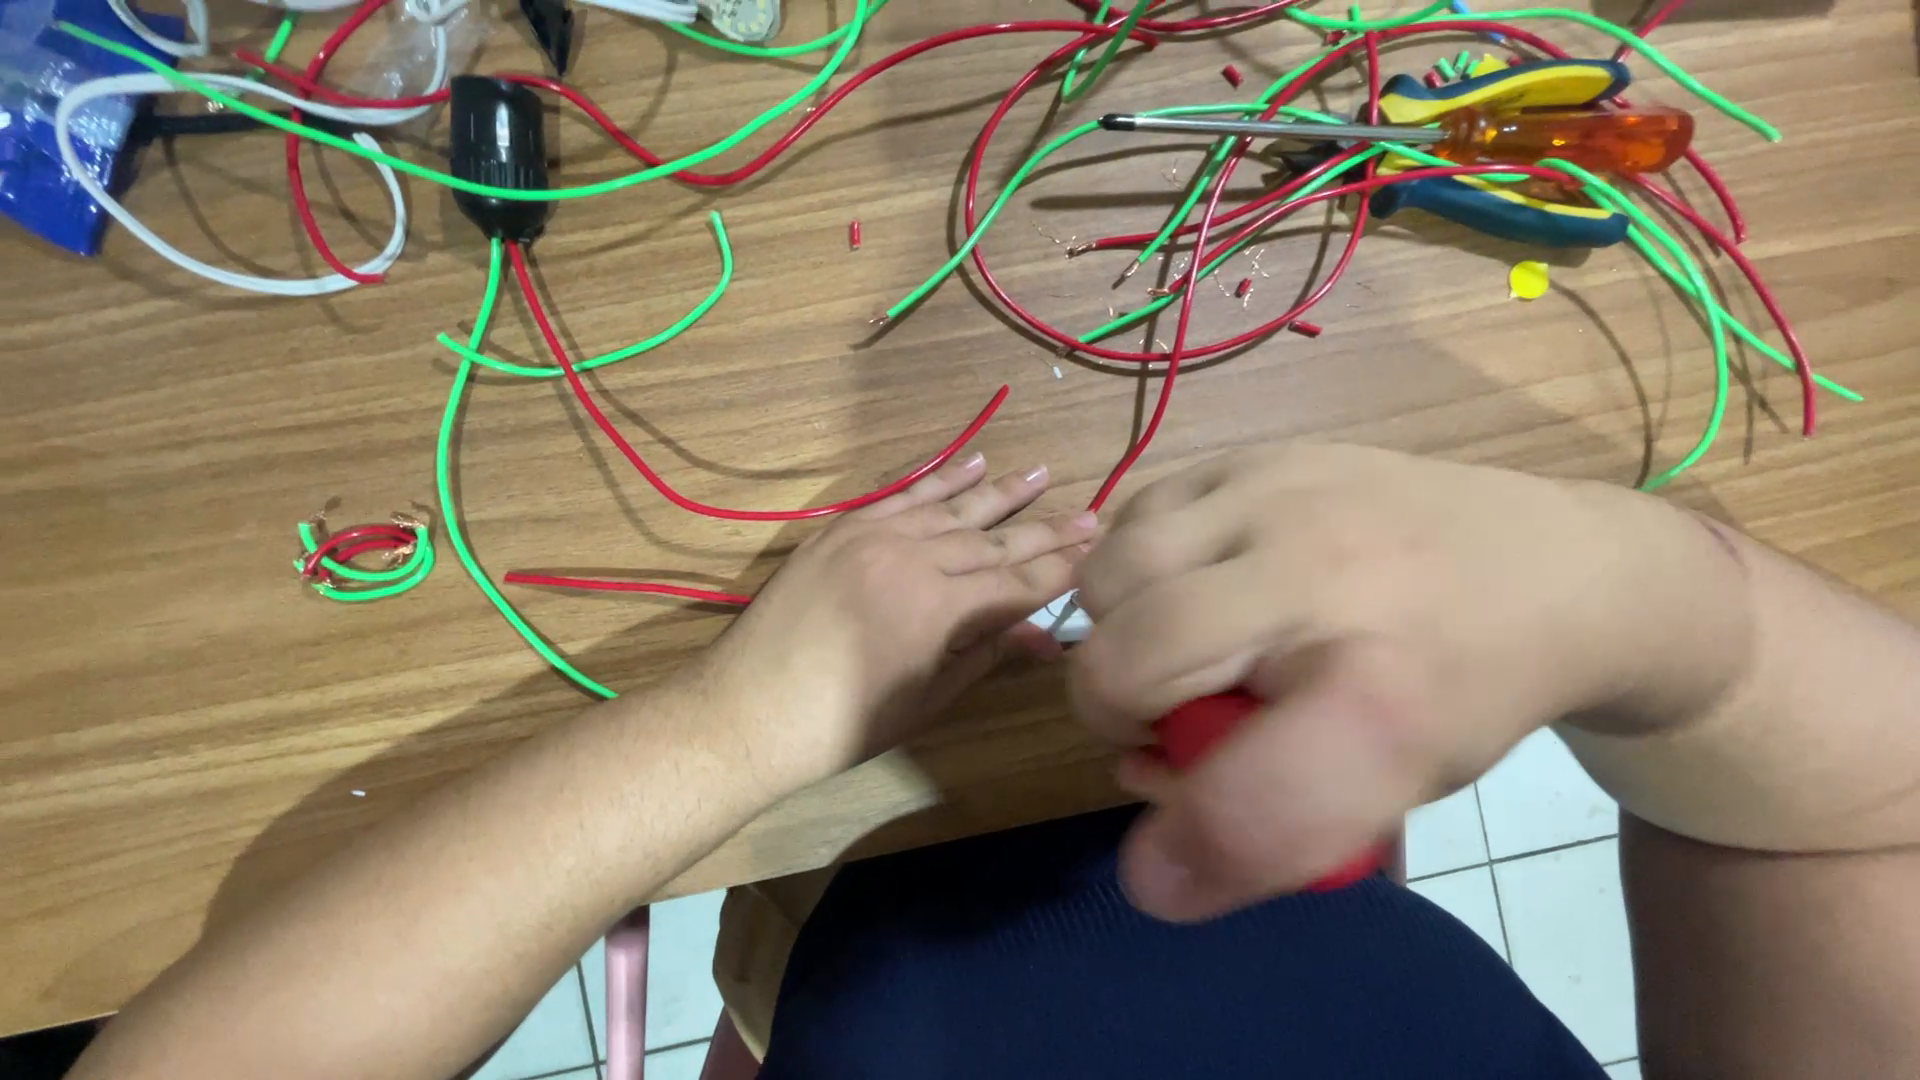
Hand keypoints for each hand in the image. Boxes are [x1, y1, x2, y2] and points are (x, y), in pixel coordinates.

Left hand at [696, 453, 1096, 795]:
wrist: (747, 709)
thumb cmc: (844, 724)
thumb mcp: (925, 698)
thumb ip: (986, 654)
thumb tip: (1046, 637)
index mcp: (939, 607)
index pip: (1017, 581)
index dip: (1061, 570)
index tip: (1097, 554)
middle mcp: (912, 557)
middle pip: (993, 539)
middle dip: (1045, 529)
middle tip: (1090, 513)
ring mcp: (873, 535)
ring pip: (952, 507)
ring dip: (1000, 491)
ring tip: (1040, 472)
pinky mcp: (842, 527)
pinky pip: (902, 494)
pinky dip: (939, 477)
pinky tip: (972, 460)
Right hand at [1068, 444, 1749, 920]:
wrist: (1548, 562)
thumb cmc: (1461, 690)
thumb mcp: (1393, 788)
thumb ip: (1263, 820)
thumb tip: (1141, 809)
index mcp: (1386, 699)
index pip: (1245, 804)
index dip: (1183, 851)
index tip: (1169, 860)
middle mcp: (1319, 578)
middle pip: (1124, 665)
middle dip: (1117, 711)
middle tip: (1166, 712)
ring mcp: (1275, 495)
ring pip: (1105, 578)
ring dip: (1117, 629)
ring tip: (1174, 638)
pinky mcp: (1250, 452)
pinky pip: (1127, 518)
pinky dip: (1134, 567)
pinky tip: (1190, 579)